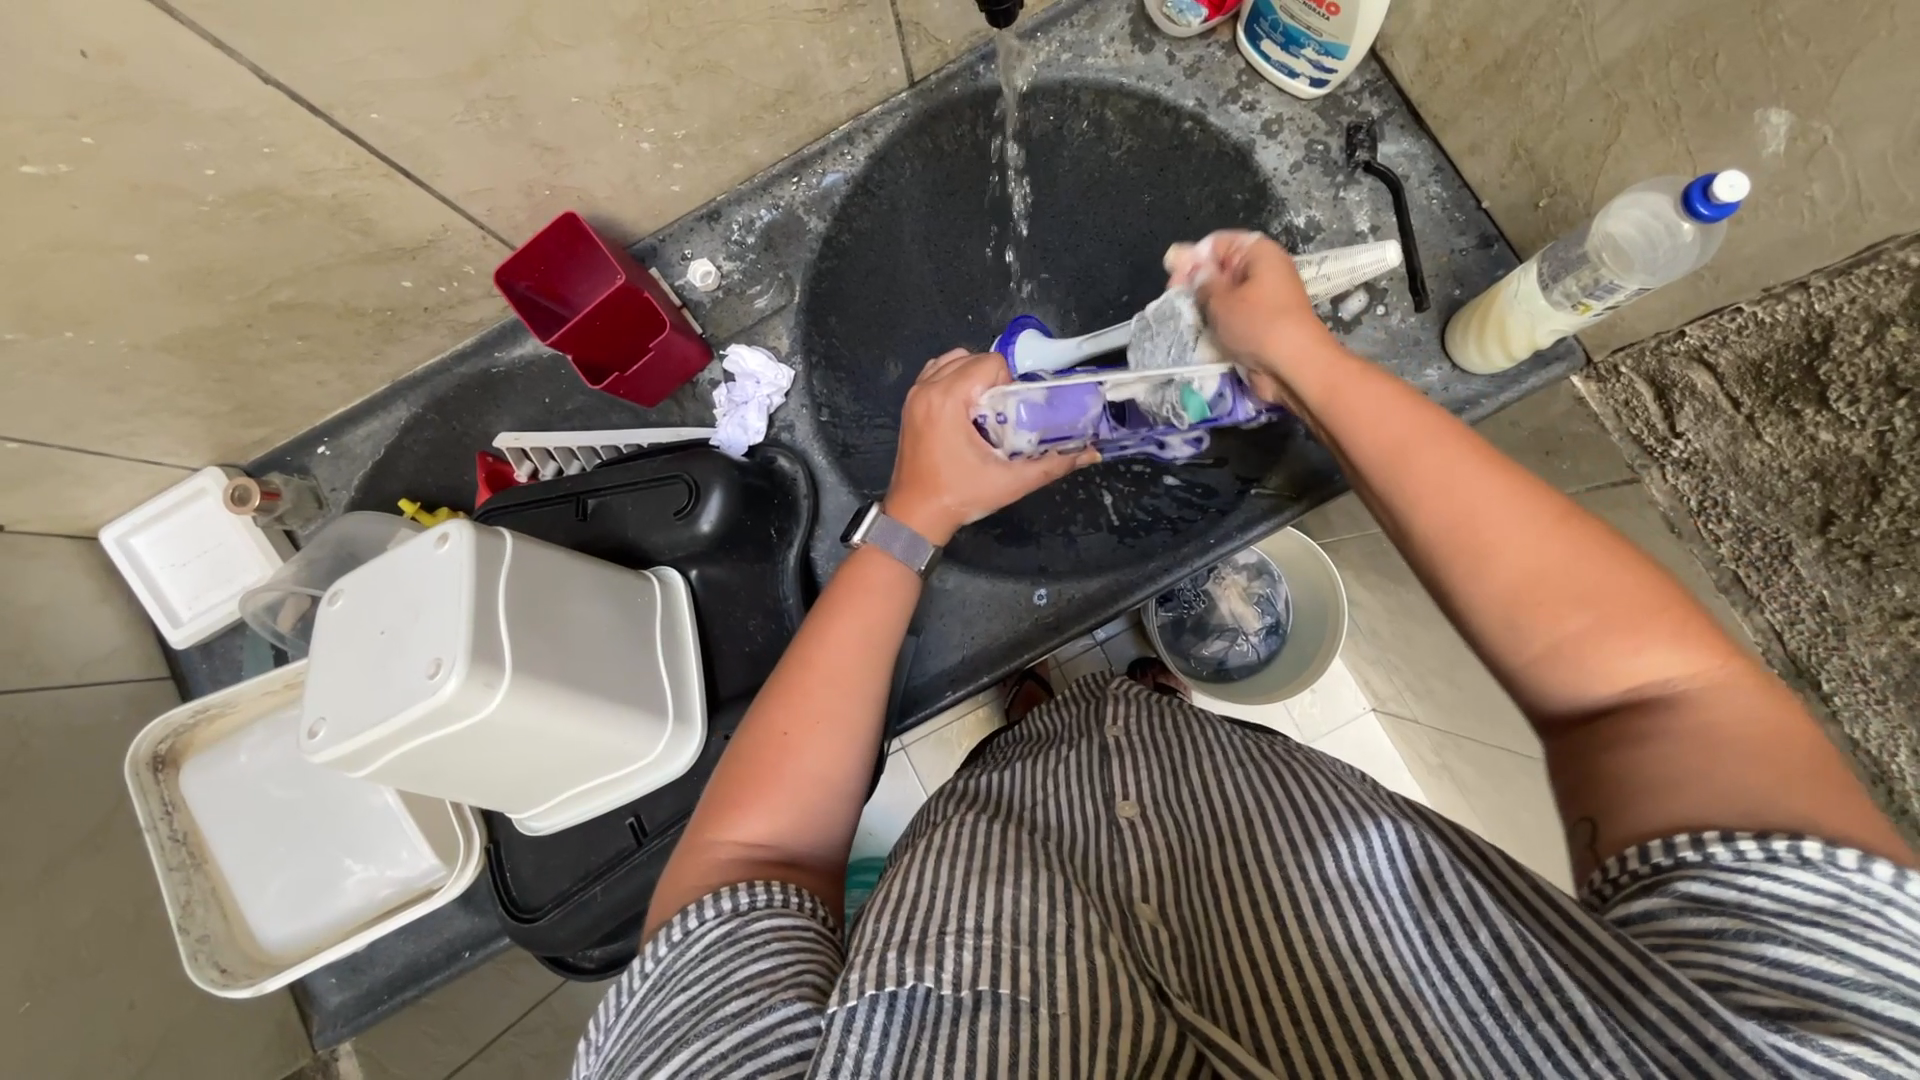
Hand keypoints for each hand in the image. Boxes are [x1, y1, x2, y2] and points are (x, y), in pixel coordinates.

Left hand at [885, 349, 1096, 544]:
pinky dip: (953, 381)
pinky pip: (935, 373)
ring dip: (973, 377)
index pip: (991, 364)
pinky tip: (965, 411)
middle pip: (973, 358)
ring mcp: (914, 395)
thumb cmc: (959, 497)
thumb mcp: (1010, 481)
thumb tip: (1090, 454)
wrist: (915, 516)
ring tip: (984, 411)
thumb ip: (1052, 464)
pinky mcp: (910, 405)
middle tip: (1001, 415)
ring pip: (952, 361)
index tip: (1010, 414)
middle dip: (993, 381)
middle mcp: (927, 389)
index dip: (1009, 385)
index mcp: (947, 399)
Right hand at [1165, 230, 1340, 405]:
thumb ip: (1199, 280)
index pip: (1216, 244)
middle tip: (1177, 303)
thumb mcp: (1220, 299)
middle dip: (1196, 286)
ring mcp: (1263, 299)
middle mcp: (1262, 271)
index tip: (1173, 281)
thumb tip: (1187, 264)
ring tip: (1188, 321)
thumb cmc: (1257, 325)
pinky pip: (1232, 317)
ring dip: (1205, 309)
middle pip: (1220, 270)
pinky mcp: (1260, 323)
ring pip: (1224, 297)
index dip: (1191, 259)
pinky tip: (1202, 335)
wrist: (1292, 366)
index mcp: (1257, 253)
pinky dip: (1217, 325)